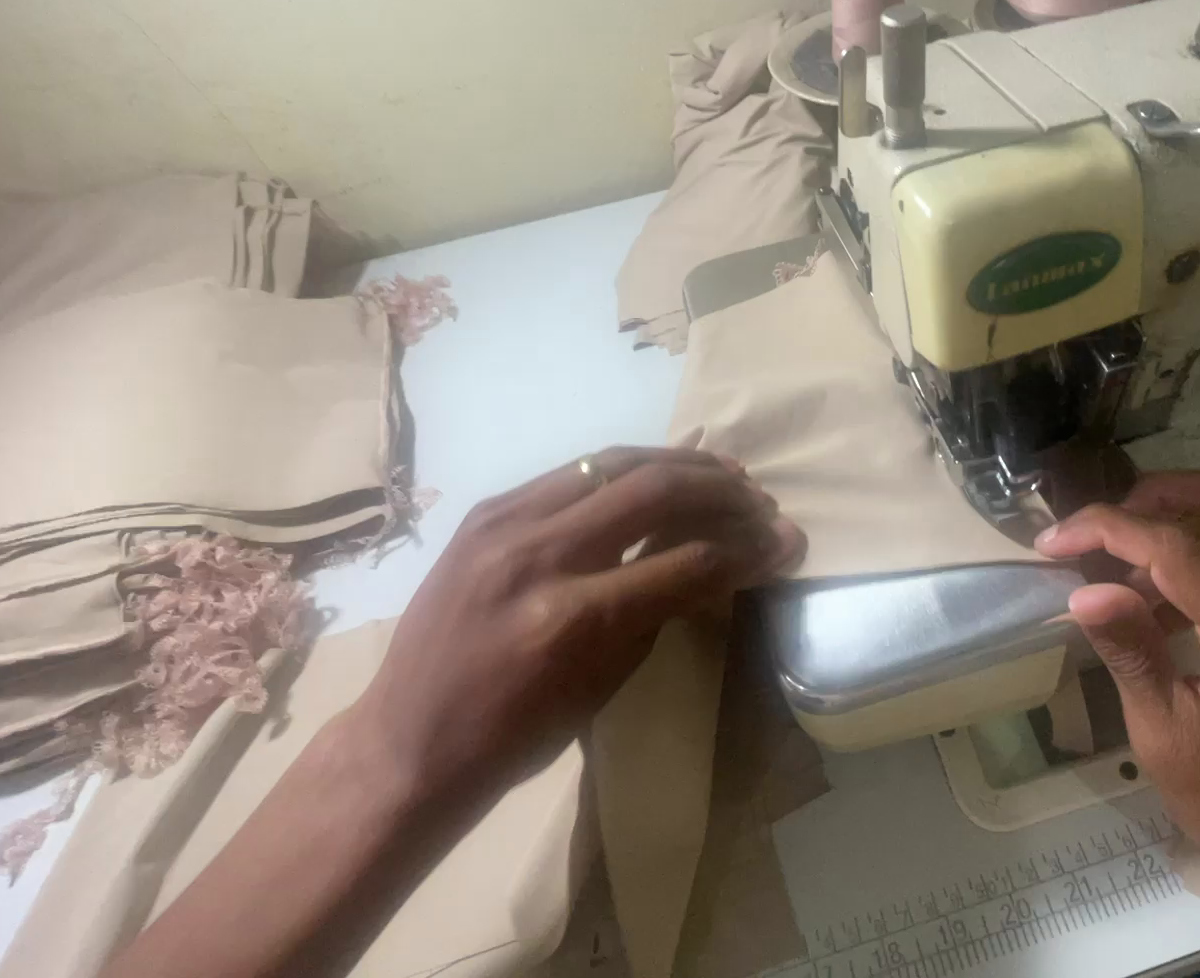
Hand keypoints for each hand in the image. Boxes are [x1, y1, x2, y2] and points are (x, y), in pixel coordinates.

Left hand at [356, 447, 801, 789]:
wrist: (412, 737)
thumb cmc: (519, 733)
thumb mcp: (608, 679)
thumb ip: (664, 606)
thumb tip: (722, 558)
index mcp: (573, 619)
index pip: (686, 562)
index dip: (748, 549)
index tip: (787, 541)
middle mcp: (539, 555)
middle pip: (655, 491)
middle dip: (721, 491)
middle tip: (759, 501)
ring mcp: (505, 523)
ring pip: (614, 463)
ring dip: (679, 464)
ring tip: (724, 473)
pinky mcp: (487, 510)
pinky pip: (573, 472)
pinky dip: (627, 469)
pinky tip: (658, 474)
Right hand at [1035, 471, 1199, 976]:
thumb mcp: (1170, 743)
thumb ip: (1133, 655)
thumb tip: (1083, 589)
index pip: (1181, 552)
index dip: (1110, 531)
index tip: (1053, 541)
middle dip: (1165, 491)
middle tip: (1105, 519)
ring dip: (1180, 522)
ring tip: (1118, 568)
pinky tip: (1155, 600)